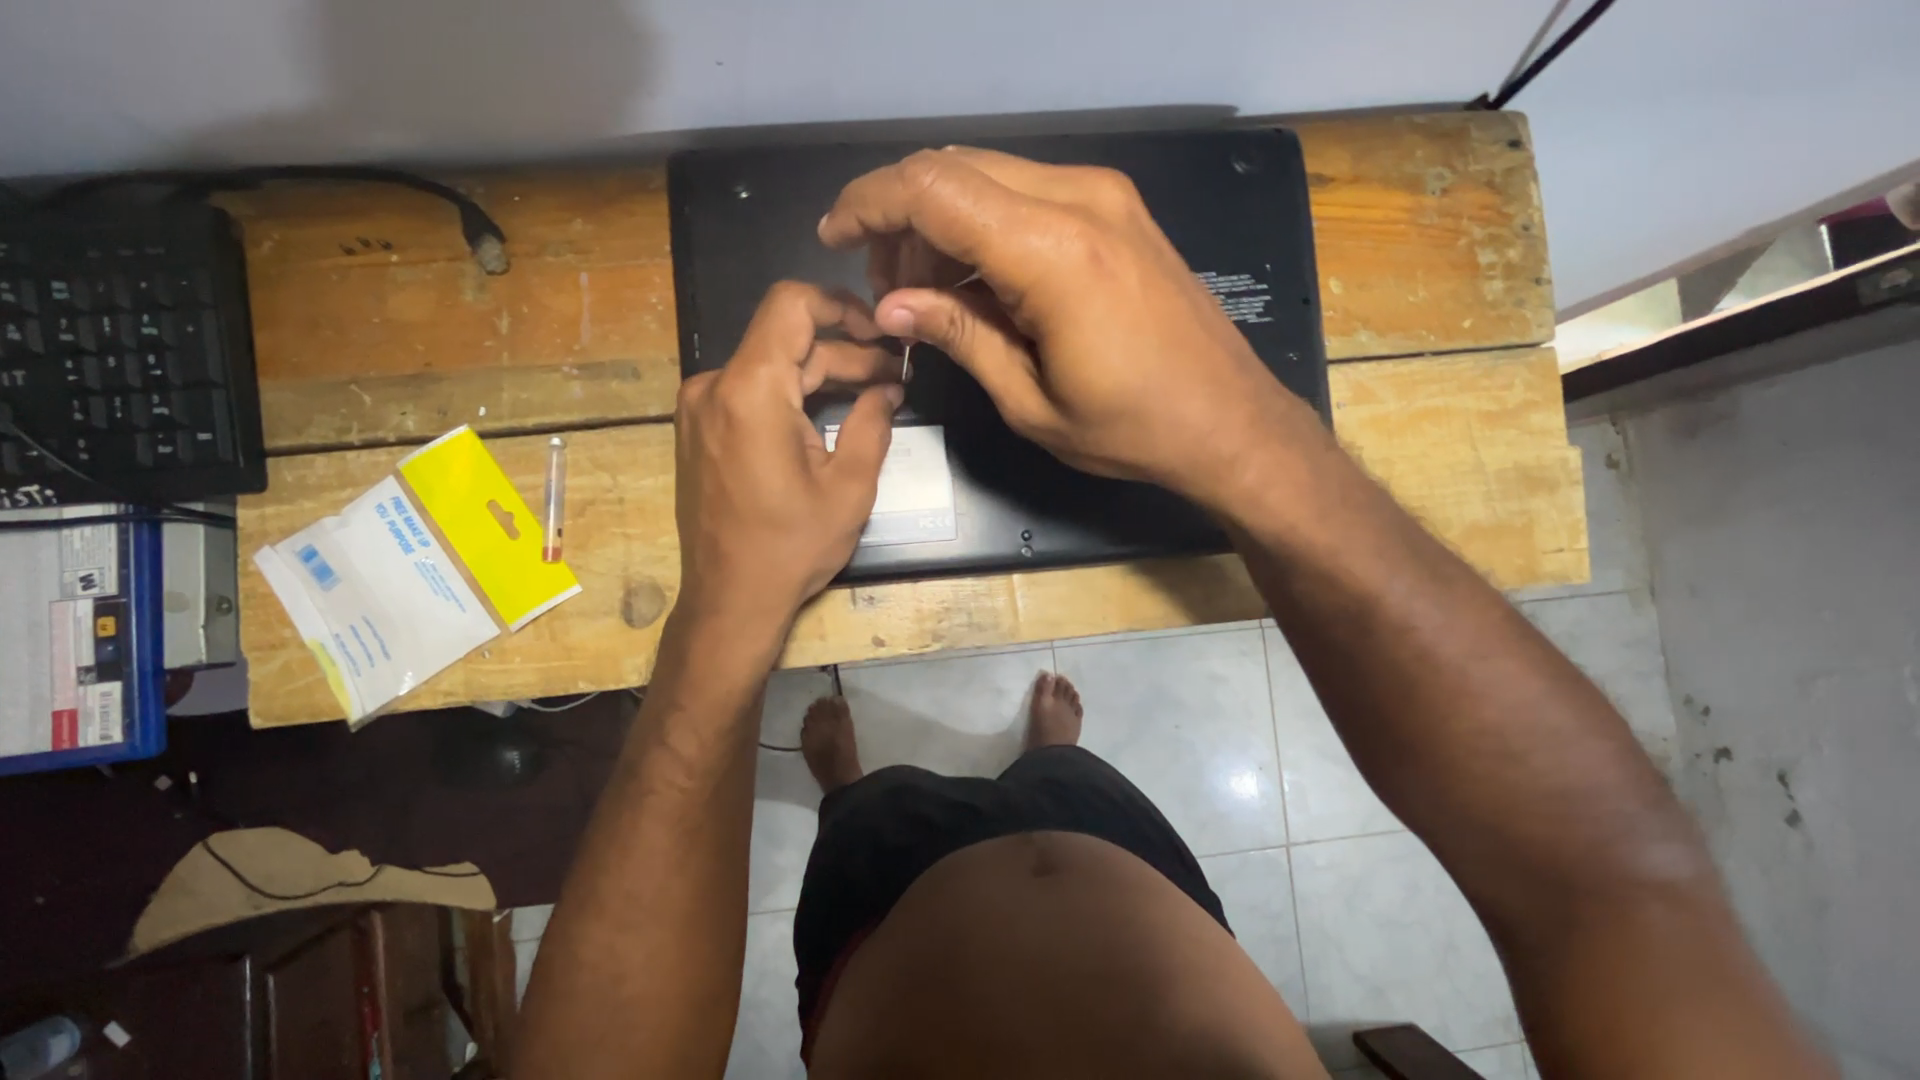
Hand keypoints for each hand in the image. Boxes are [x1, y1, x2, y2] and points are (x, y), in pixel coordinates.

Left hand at [673, 282, 902, 629]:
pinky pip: (750, 394)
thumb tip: (890, 388)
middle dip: (844, 353)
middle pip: (786, 342)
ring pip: (770, 368)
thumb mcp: (850, 487)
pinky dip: (790, 396)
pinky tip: (828, 417)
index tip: (879, 332)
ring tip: (872, 397)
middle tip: (894, 378)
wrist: (730, 600)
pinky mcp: (699, 431)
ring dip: (820, 377)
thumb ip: (873, 423)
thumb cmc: (792, 547)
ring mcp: (700, 409)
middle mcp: (715, 386)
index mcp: (751, 390)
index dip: (840, 305)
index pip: (791, 304)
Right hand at [818, 147, 1317, 512]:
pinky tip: (974, 283)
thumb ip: (958, 336)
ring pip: (988, 176)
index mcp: (1054, 252)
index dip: (869, 204)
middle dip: (901, 217)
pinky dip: (983, 227)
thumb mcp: (1030, 400)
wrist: (1230, 421)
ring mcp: (1104, 197)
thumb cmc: (1132, 428)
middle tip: (886, 289)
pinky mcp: (1116, 211)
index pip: (933, 189)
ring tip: (924, 294)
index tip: (834, 238)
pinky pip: (1026, 195)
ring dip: (941, 222)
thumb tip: (889, 306)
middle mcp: (1080, 199)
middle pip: (955, 168)